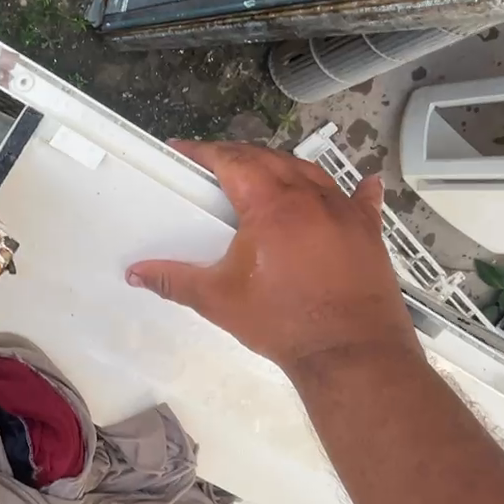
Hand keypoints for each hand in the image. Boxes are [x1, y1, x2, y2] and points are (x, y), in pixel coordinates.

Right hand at [125, 140, 415, 379]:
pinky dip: (356, 189)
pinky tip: (362, 183)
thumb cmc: (283, 322)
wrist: (351, 354)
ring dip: (281, 166)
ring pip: (310, 172)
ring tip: (261, 172)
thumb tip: (135, 273)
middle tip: (213, 164)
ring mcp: (344, 213)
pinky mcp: (368, 234)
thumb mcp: (216, 299)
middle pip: (268, 159)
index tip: (184, 150)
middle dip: (237, 155)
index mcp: (271, 206)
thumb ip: (172, 280)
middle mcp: (310, 199)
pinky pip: (362, 200)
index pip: (232, 161)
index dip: (204, 151)